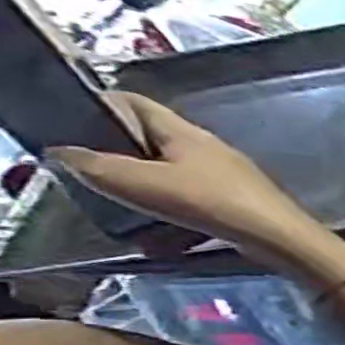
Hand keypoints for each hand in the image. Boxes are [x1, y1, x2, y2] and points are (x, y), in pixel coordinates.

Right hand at [46, 93, 317, 253]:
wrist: (281, 237)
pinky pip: (193, 207)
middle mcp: (208, 149)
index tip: (64, 127)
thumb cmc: (211, 202)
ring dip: (145, 200)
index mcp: (184, 132)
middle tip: (90, 181)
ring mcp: (227, 176)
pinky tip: (162, 242)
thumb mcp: (136, 181)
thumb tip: (63, 152)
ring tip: (123, 217)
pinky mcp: (238, 202)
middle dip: (116, 163)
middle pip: (147, 144)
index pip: (132, 102)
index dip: (96, 106)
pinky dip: (174, 223)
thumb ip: (92, 164)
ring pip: (169, 180)